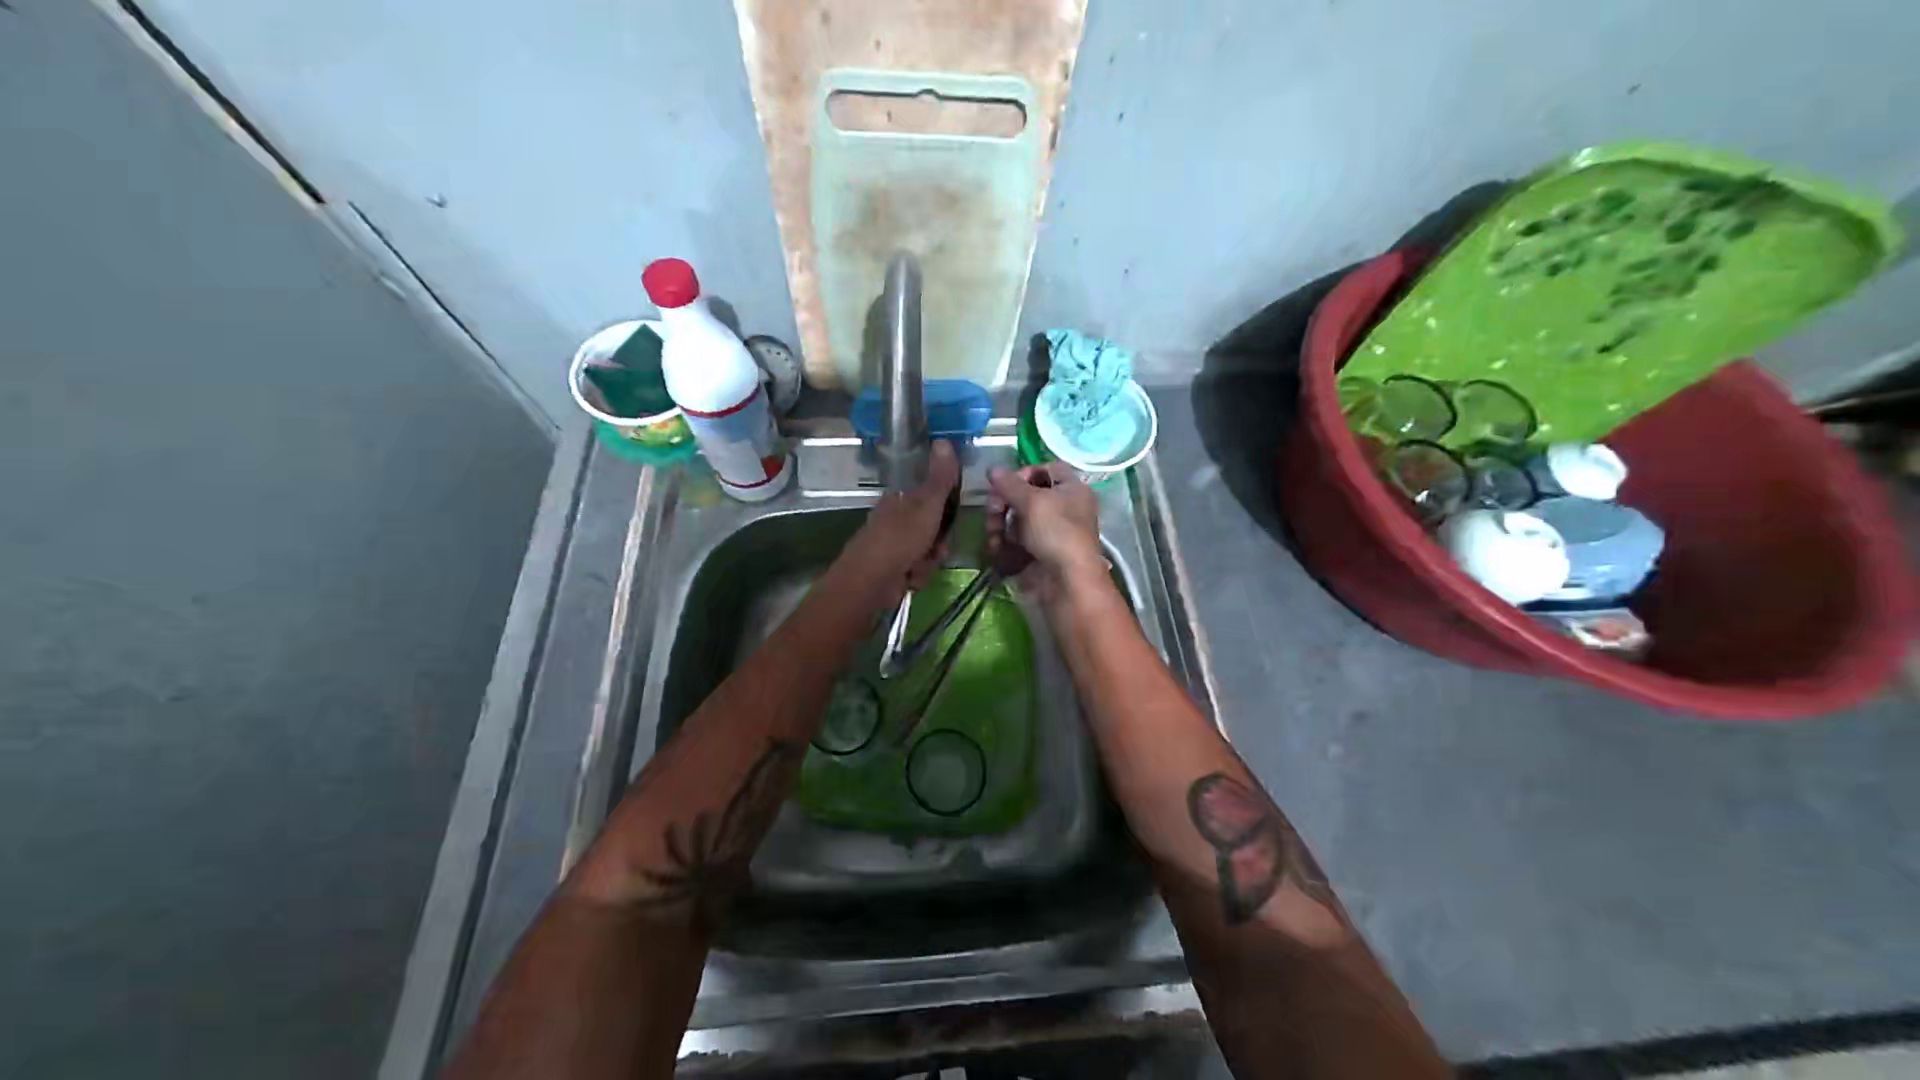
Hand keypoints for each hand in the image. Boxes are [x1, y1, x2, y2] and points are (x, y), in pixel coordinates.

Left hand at [835, 440, 960, 610]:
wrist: (872, 580)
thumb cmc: (900, 537)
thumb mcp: (926, 504)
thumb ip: (939, 477)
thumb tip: (944, 440)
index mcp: (900, 498)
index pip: (932, 497)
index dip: (946, 509)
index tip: (952, 519)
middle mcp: (896, 519)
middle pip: (933, 527)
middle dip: (939, 541)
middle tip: (937, 547)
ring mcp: (894, 544)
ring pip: (928, 550)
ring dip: (929, 560)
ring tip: (920, 565)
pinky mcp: (893, 568)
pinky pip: (918, 569)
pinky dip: (918, 574)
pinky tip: (911, 578)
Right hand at [986, 463, 1106, 604]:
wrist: (1067, 582)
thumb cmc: (1056, 532)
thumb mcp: (1032, 501)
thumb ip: (1009, 483)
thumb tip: (992, 469)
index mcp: (1072, 489)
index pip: (1047, 469)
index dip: (1025, 472)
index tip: (1007, 483)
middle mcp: (1062, 509)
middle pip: (1026, 496)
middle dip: (1004, 502)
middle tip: (993, 511)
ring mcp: (1049, 533)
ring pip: (1016, 519)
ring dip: (999, 524)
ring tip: (993, 534)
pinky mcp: (1037, 553)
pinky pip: (1015, 541)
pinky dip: (1004, 543)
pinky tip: (996, 548)